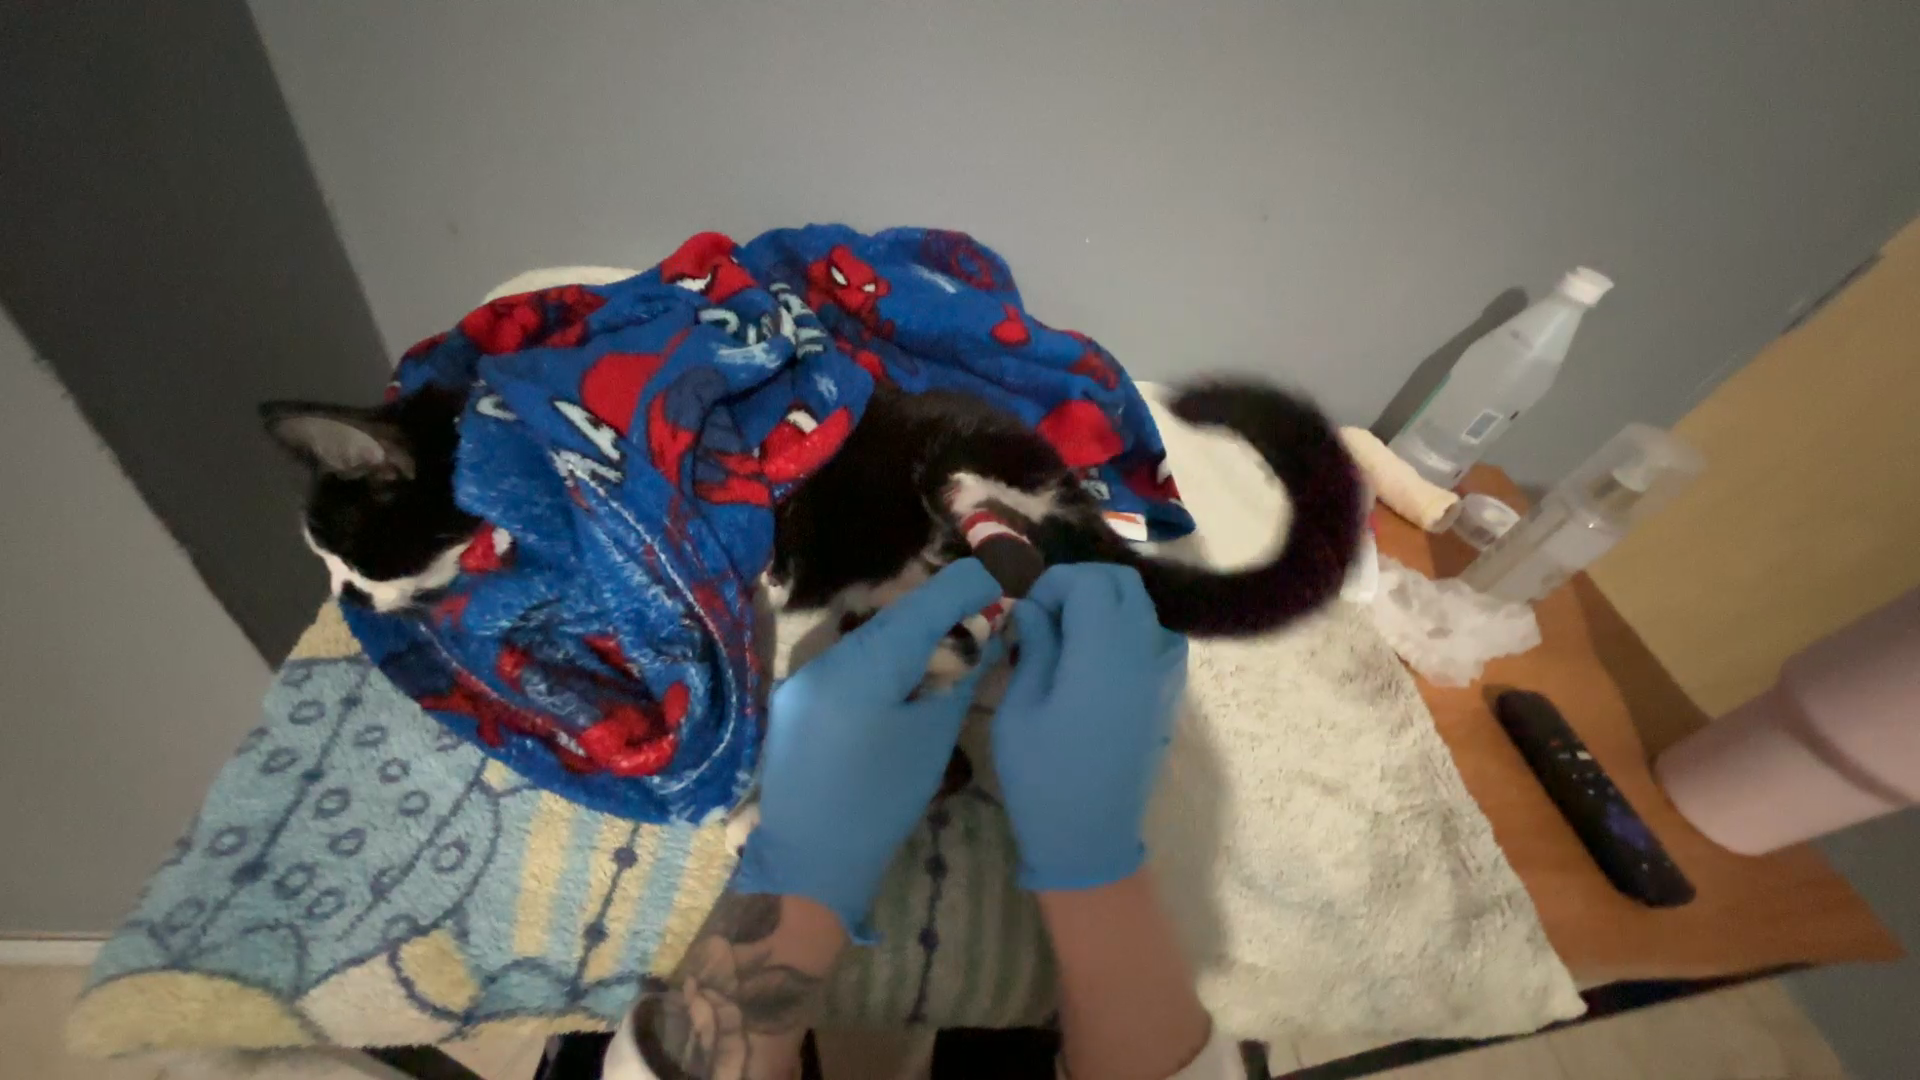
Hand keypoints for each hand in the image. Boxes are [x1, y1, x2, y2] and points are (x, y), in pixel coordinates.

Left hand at [735, 559, 1001, 936]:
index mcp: (865, 668)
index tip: (1000, 580)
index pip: (925, 604)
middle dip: (940, 609)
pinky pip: (848, 661)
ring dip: (911, 634)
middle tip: (981, 614)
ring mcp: (803, 677)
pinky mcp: (795, 696)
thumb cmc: (883, 804)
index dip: (967, 586)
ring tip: (946, 650)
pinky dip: (882, 658)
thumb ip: (962, 676)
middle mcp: (827, 659)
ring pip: (870, 637)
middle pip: (895, 617)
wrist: (808, 863)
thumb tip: (989, 634)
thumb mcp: (934, 737)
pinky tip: (903, 679)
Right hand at [996, 564, 1188, 890]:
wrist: (1089, 837)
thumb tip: (1032, 607)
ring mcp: (1163, 673)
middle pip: (1122, 584)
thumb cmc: (1042, 776)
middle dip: (1081, 585)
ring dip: (1105, 605)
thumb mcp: (1020, 708)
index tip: (1028, 612)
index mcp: (1103, 655)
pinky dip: (1127, 629)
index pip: (1090, 582)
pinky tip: (1099, 659)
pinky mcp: (1168, 692)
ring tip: (1069, 637)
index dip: (1054, 584)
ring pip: (1141, 607)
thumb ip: (1033, 647)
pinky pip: (1155, 637)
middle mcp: (1143, 654)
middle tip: (1046, 617)